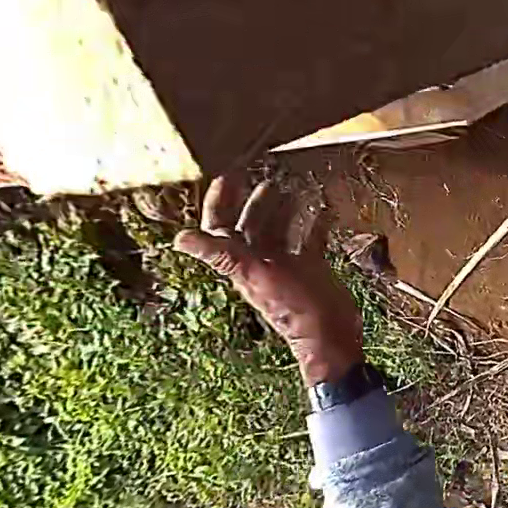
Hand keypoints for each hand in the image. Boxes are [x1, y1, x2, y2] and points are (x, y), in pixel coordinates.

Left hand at [173, 174, 363, 386]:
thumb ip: (222, 256)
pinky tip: (325, 209)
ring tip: (295, 185)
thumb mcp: (256, 276)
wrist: (328, 332)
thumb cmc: (292, 305)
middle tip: (268, 175)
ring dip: (286, 208)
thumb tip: (178, 238)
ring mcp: (288, 264)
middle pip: (253, 223)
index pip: (222, 225)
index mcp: (242, 261)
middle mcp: (261, 260)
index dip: (222, 201)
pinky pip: (311, 239)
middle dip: (258, 199)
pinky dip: (317, 224)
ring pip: (281, 228)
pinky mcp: (313, 267)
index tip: (230, 175)